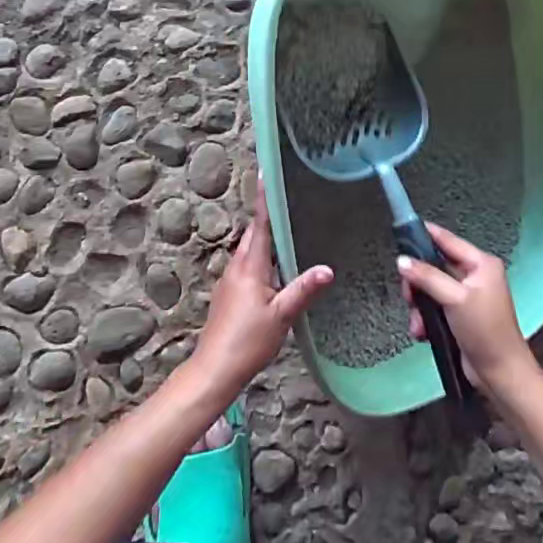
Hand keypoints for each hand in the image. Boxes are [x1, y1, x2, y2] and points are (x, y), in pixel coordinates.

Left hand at [191, 180, 332, 393]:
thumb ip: (303, 290)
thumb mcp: (281, 316)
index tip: (266, 172)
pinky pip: (249, 264)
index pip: (259, 224)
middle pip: (254, 234)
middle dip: (268, 214)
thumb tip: (328, 268)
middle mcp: (237, 267)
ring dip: (266, 236)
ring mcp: (231, 281)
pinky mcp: (231, 294)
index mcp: (249, 266)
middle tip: (287, 195)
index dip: (264, 198)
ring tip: (288, 224)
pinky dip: (263, 255)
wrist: (214, 370)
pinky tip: (277, 264)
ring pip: (251, 249)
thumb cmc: (247, 342)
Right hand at [397, 223, 535, 391]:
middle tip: (409, 295)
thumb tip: (402, 260)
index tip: (402, 230)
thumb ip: (427, 277)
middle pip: (434, 265)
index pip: (447, 240)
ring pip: (430, 288)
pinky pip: (434, 306)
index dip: (425, 234)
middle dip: (418, 281)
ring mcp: (466, 296)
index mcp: (481, 264)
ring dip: (420, 305)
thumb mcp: (455, 299)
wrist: (500, 373)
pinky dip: (425, 317)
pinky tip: (422, 331)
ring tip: (418, 322)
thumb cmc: (484, 330)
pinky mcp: (458, 315)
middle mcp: (474, 275)